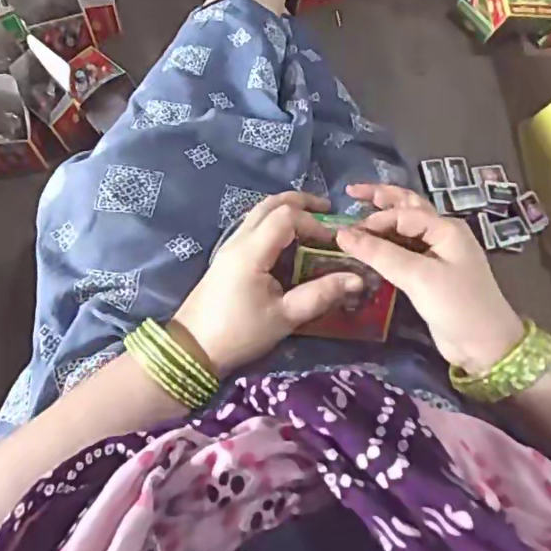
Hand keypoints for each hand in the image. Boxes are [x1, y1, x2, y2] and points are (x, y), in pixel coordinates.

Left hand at [171, 191, 363, 375]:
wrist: (192, 349)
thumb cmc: (239, 333)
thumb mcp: (284, 317)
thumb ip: (320, 295)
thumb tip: (357, 279)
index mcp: (251, 251)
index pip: (287, 217)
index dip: (314, 223)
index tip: (335, 241)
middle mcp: (239, 240)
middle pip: (270, 204)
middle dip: (301, 202)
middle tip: (328, 212)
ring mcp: (230, 246)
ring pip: (259, 213)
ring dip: (286, 210)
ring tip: (312, 223)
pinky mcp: (227, 257)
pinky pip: (253, 227)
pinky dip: (274, 223)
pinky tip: (290, 242)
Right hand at [332, 184, 524, 374]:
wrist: (486, 347)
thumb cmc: (457, 305)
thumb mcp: (418, 277)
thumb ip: (380, 253)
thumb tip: (342, 234)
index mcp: (445, 228)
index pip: (402, 213)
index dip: (373, 220)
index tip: (346, 233)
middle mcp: (442, 234)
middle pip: (407, 207)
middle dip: (380, 197)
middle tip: (351, 190)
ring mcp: (437, 253)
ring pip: (406, 226)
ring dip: (383, 217)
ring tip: (359, 207)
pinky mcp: (430, 273)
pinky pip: (404, 248)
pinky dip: (386, 241)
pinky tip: (370, 243)